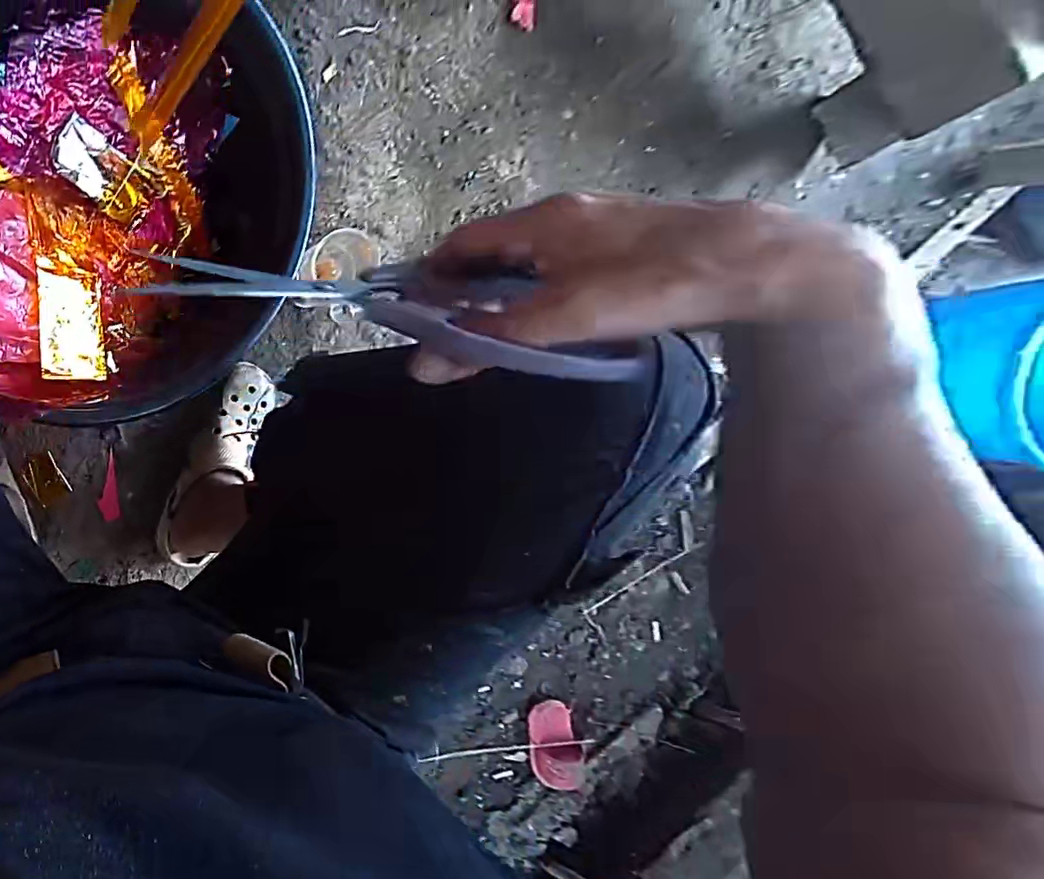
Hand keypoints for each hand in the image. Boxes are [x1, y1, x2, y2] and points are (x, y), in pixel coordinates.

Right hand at [408, 193, 901, 383]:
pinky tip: (532, 322)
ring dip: (492, 295)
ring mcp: (593, 230)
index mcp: (543, 222)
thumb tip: (419, 366)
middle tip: (441, 332)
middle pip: (488, 253)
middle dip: (457, 290)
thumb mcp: (560, 319)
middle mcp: (563, 217)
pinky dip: (526, 294)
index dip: (428, 276)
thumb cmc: (652, 284)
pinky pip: (551, 269)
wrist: (764, 267)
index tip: (409, 312)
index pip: (461, 243)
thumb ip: (486, 341)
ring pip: (521, 263)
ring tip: (480, 333)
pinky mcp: (618, 248)